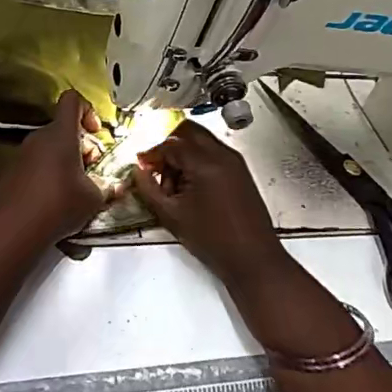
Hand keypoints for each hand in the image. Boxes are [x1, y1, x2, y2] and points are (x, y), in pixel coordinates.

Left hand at [0, 90, 107, 247]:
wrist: (13, 230)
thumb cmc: (59, 204)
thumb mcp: (94, 198)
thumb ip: (105, 186)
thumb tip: (110, 185)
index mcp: (60, 134)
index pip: (72, 100)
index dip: (88, 110)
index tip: (96, 133)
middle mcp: (38, 137)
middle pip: (63, 129)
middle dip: (81, 147)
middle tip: (91, 173)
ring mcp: (20, 154)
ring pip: (49, 148)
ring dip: (65, 162)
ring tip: (75, 191)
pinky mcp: (10, 172)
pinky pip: (35, 164)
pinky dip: (48, 175)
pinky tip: (53, 202)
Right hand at [125, 120, 287, 286]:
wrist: (253, 260)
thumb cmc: (214, 241)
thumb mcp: (171, 216)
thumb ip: (149, 189)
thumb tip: (138, 172)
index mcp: (205, 164)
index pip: (170, 144)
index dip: (151, 153)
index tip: (141, 165)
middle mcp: (223, 156)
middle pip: (188, 131)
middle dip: (168, 145)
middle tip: (156, 166)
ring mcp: (235, 162)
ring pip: (201, 141)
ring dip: (183, 153)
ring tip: (173, 183)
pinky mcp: (241, 172)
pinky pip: (213, 153)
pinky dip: (197, 160)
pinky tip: (190, 187)